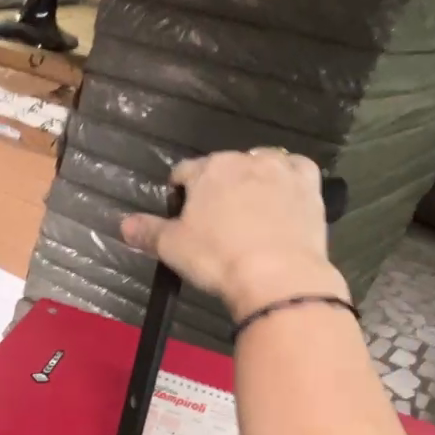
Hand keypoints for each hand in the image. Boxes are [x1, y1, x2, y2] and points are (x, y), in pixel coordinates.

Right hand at [119, 149, 343, 319]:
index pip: (183, 172)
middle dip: (216, 188)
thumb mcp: (171, 248)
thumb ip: (146, 232)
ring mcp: (282, 169)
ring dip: (251, 182)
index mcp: (208, 169)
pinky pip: (295, 172)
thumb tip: (124, 224)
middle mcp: (245, 159)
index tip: (180, 219)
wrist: (277, 275)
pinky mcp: (311, 184)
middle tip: (213, 225)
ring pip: (259, 166)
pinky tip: (280, 203)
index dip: (178, 195)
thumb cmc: (216, 258)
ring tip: (247, 216)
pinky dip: (285, 182)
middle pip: (222, 167)